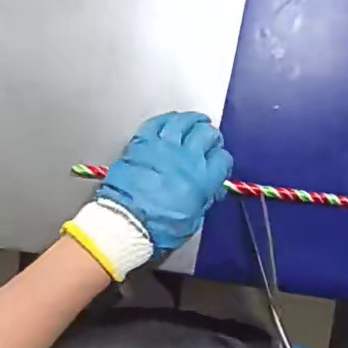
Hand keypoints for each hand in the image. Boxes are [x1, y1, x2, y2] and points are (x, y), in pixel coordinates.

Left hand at [96, 111, 233, 256]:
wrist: (126, 222)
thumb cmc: (157, 228)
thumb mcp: (191, 221)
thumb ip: (203, 201)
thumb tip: (209, 192)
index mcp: (203, 179)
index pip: (222, 159)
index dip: (222, 160)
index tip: (218, 163)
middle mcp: (186, 158)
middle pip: (205, 134)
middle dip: (210, 136)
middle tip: (209, 138)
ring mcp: (163, 147)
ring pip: (182, 122)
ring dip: (191, 119)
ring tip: (195, 120)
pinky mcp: (141, 144)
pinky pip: (156, 123)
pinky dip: (165, 120)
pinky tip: (169, 120)